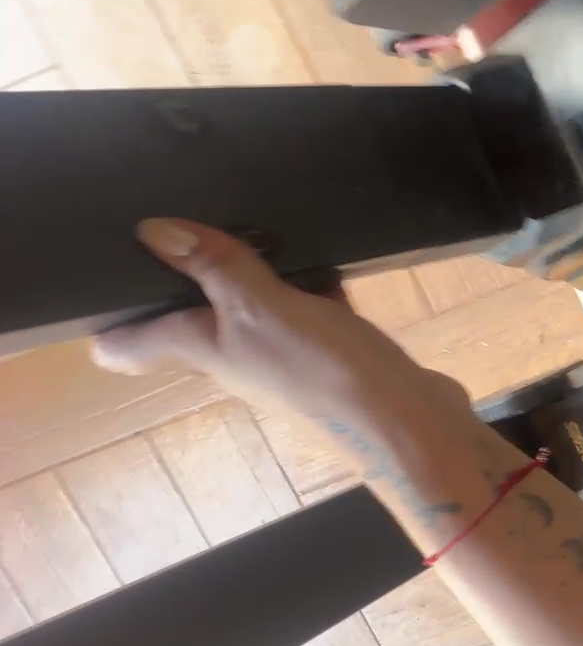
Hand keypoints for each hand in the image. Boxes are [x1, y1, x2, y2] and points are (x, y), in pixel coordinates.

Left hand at [91, 219, 475, 468]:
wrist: (406, 417)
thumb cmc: (323, 365)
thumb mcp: (265, 306)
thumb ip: (218, 268)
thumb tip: (153, 229)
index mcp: (202, 351)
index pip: (128, 347)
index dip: (113, 318)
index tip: (114, 280)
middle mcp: (239, 363)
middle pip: (200, 324)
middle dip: (202, 284)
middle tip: (208, 235)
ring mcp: (292, 366)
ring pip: (262, 319)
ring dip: (268, 288)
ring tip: (280, 242)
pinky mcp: (341, 364)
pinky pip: (315, 322)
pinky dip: (319, 299)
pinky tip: (339, 275)